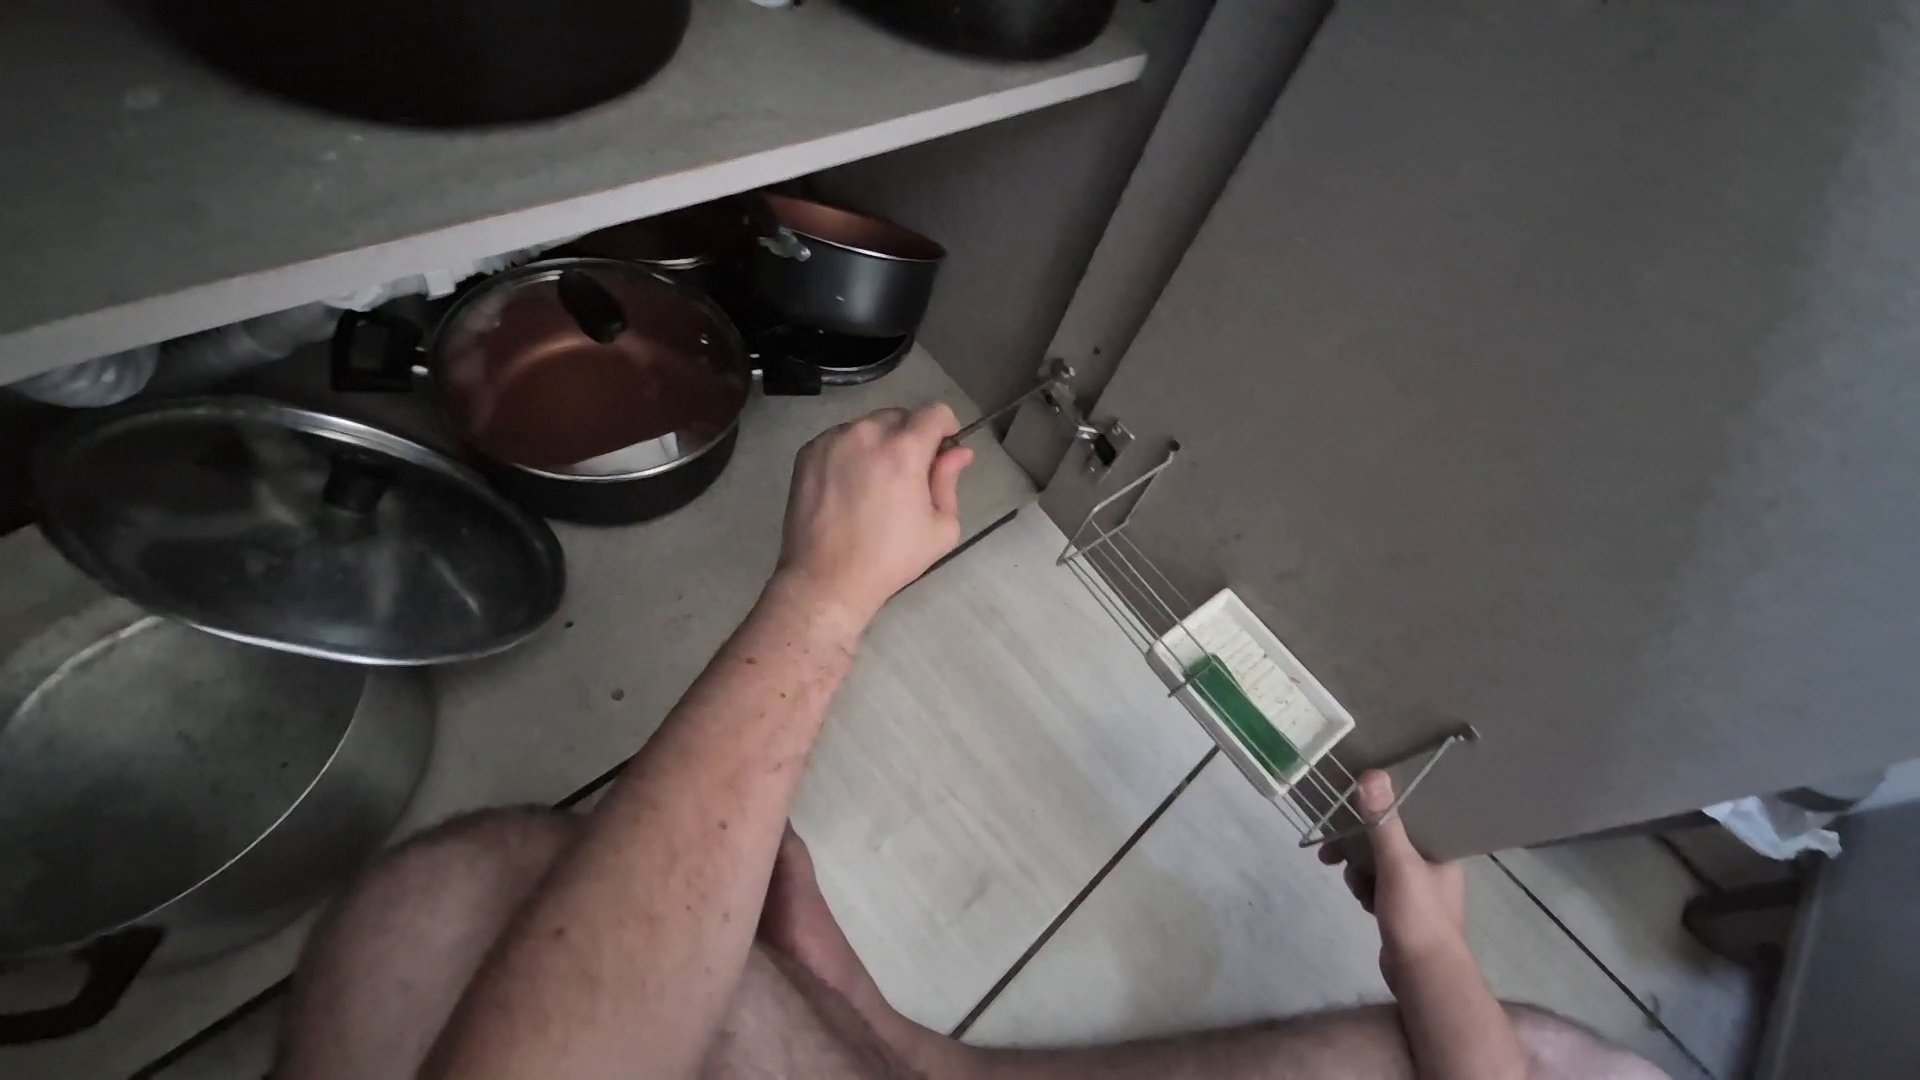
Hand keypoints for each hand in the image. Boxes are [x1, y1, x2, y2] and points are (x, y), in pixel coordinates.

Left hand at [774, 405, 973, 624]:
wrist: (826, 579)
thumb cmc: (890, 558)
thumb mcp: (940, 527)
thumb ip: (950, 481)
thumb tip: (959, 453)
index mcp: (904, 450)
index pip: (935, 412)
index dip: (946, 428)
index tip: (943, 449)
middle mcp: (866, 434)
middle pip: (900, 416)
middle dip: (911, 437)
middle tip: (909, 475)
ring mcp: (832, 441)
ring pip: (867, 426)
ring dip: (879, 444)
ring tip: (875, 483)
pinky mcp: (808, 452)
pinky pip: (840, 439)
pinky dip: (851, 452)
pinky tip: (849, 487)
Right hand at [1319, 770, 1468, 988]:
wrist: (1424, 977)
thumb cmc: (1418, 917)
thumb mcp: (1398, 864)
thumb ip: (1383, 822)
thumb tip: (1371, 774)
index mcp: (1441, 849)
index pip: (1410, 811)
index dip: (1380, 805)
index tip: (1352, 803)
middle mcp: (1432, 863)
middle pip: (1386, 835)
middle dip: (1356, 841)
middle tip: (1331, 847)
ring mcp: (1416, 885)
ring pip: (1375, 858)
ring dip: (1356, 866)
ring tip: (1348, 880)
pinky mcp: (1401, 904)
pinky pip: (1374, 879)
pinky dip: (1362, 884)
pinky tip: (1360, 899)